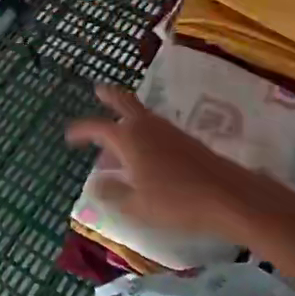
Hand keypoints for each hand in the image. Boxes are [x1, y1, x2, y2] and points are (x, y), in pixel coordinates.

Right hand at [64, 84, 256, 239]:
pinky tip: (145, 147)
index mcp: (129, 139)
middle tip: (98, 89)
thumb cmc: (175, 202)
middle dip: (110, 96)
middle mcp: (148, 127)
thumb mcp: (135, 205)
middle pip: (125, 103)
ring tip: (118, 130)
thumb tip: (95, 182)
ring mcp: (170, 131)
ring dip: (128, 117)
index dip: (81, 131)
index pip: (97, 128)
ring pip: (143, 115)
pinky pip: (156, 127)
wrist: (225, 195)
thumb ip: (112, 193)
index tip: (69, 136)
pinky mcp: (186, 140)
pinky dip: (144, 129)